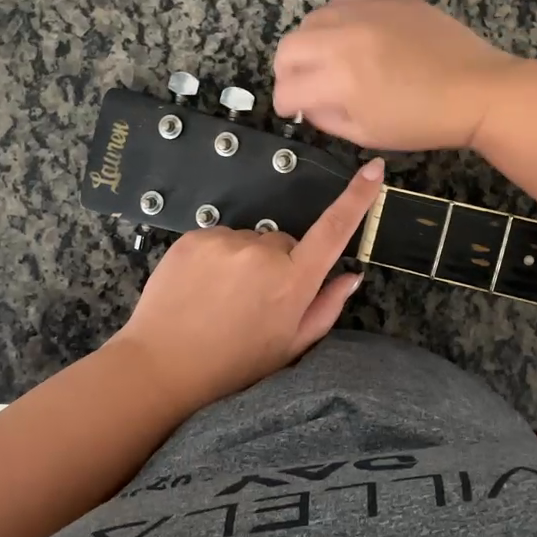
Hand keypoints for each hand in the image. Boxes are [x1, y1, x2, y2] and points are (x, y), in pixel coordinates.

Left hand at [110, 158, 385, 411]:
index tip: (374, 169)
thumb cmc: (234, 365)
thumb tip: (352, 274)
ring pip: (249, 242)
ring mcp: (225, 242)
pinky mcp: (193, 237)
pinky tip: (203, 289)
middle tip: (256, 302)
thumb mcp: (290, 346)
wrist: (162, 367)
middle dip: (279, 264)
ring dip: (244, 262)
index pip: (334, 229)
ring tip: (223, 299)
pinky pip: (219, 239)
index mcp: (293, 282)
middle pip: (284, 243)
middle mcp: (262, 253)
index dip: (357, 197)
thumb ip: (326, 307)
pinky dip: (217, 258)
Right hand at [272, 0, 521, 149]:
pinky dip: (337, 19)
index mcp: (339, 79)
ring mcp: (366, 11)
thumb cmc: (423, 121)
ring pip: (312, 19)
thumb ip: (325, 118)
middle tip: (302, 85)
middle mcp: (344, 37)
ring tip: (328, 60)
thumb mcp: (367, 134)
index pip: (288, 88)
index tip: (292, 110)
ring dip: (310, 43)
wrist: (476, 89)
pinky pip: (344, 0)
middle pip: (289, 47)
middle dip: (287, 71)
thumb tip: (306, 104)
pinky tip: (351, 36)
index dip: (284, 104)